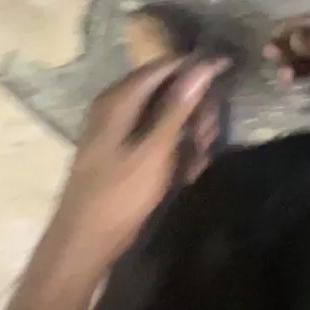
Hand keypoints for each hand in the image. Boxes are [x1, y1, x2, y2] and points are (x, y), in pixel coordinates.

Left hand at [47, 56, 228, 264]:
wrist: (82, 245)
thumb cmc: (119, 196)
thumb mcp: (154, 151)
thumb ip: (178, 107)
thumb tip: (201, 66)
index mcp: (119, 99)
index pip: (165, 65)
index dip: (197, 65)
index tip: (228, 68)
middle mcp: (115, 105)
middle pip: (166, 89)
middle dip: (194, 109)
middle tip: (209, 135)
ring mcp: (116, 128)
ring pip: (164, 114)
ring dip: (188, 132)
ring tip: (199, 158)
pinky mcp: (120, 149)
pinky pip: (155, 135)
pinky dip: (173, 147)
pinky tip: (185, 171)